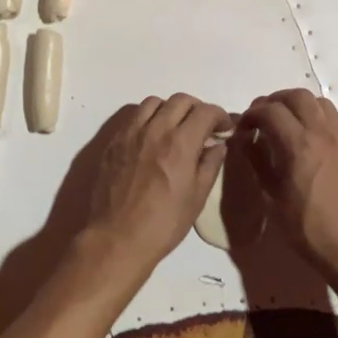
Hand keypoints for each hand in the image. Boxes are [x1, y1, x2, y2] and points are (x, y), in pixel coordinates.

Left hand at [82, 94, 230, 274]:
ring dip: (170, 109)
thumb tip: (217, 145)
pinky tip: (152, 137)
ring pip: (154, 102)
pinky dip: (148, 118)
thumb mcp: (196, 198)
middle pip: (180, 100)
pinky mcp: (113, 141)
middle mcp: (155, 130)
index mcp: (180, 144)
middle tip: (202, 127)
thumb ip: (209, 165)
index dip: (220, 116)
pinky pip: (133, 116)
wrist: (117, 238)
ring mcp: (131, 133)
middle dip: (197, 109)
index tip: (224, 128)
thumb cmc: (163, 223)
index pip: (205, 112)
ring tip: (175, 127)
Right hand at [235, 89, 337, 273]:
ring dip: (299, 105)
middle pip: (296, 96)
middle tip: (262, 117)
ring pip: (319, 102)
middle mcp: (321, 133)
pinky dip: (319, 117)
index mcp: (298, 146)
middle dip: (274, 101)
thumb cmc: (306, 226)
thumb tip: (244, 139)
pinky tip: (311, 136)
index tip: (244, 128)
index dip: (252, 114)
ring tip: (287, 121)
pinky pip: (335, 118)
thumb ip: (257, 160)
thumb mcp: (272, 195)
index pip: (270, 111)